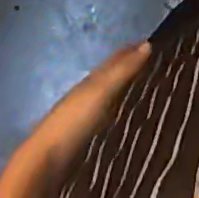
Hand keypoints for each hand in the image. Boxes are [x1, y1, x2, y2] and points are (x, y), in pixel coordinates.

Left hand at [29, 42, 151, 158]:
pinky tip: (122, 112)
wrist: (46, 156)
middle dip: (129, 65)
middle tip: (152, 61)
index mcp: (94, 76)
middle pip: (112, 73)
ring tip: (143, 84)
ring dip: (124, 86)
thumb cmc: (76, 117)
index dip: (132, 49)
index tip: (152, 43)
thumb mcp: (102, 90)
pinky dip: (117, 106)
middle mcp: (90, 89)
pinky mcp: (84, 131)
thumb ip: (124, 70)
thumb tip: (148, 43)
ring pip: (109, 92)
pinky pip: (106, 111)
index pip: (117, 58)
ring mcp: (85, 110)